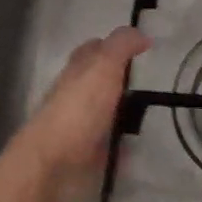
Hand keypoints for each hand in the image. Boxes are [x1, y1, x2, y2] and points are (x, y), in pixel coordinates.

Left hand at [12, 26, 150, 201]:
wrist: (50, 166)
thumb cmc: (78, 110)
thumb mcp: (104, 66)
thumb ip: (122, 46)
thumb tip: (142, 35)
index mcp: (77, 69)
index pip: (94, 48)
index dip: (113, 45)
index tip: (140, 48)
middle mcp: (74, 95)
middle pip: (97, 81)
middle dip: (119, 81)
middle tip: (151, 83)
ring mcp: (76, 128)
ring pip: (103, 114)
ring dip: (121, 114)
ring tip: (151, 115)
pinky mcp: (81, 158)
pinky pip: (106, 148)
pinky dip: (120, 148)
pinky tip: (136, 149)